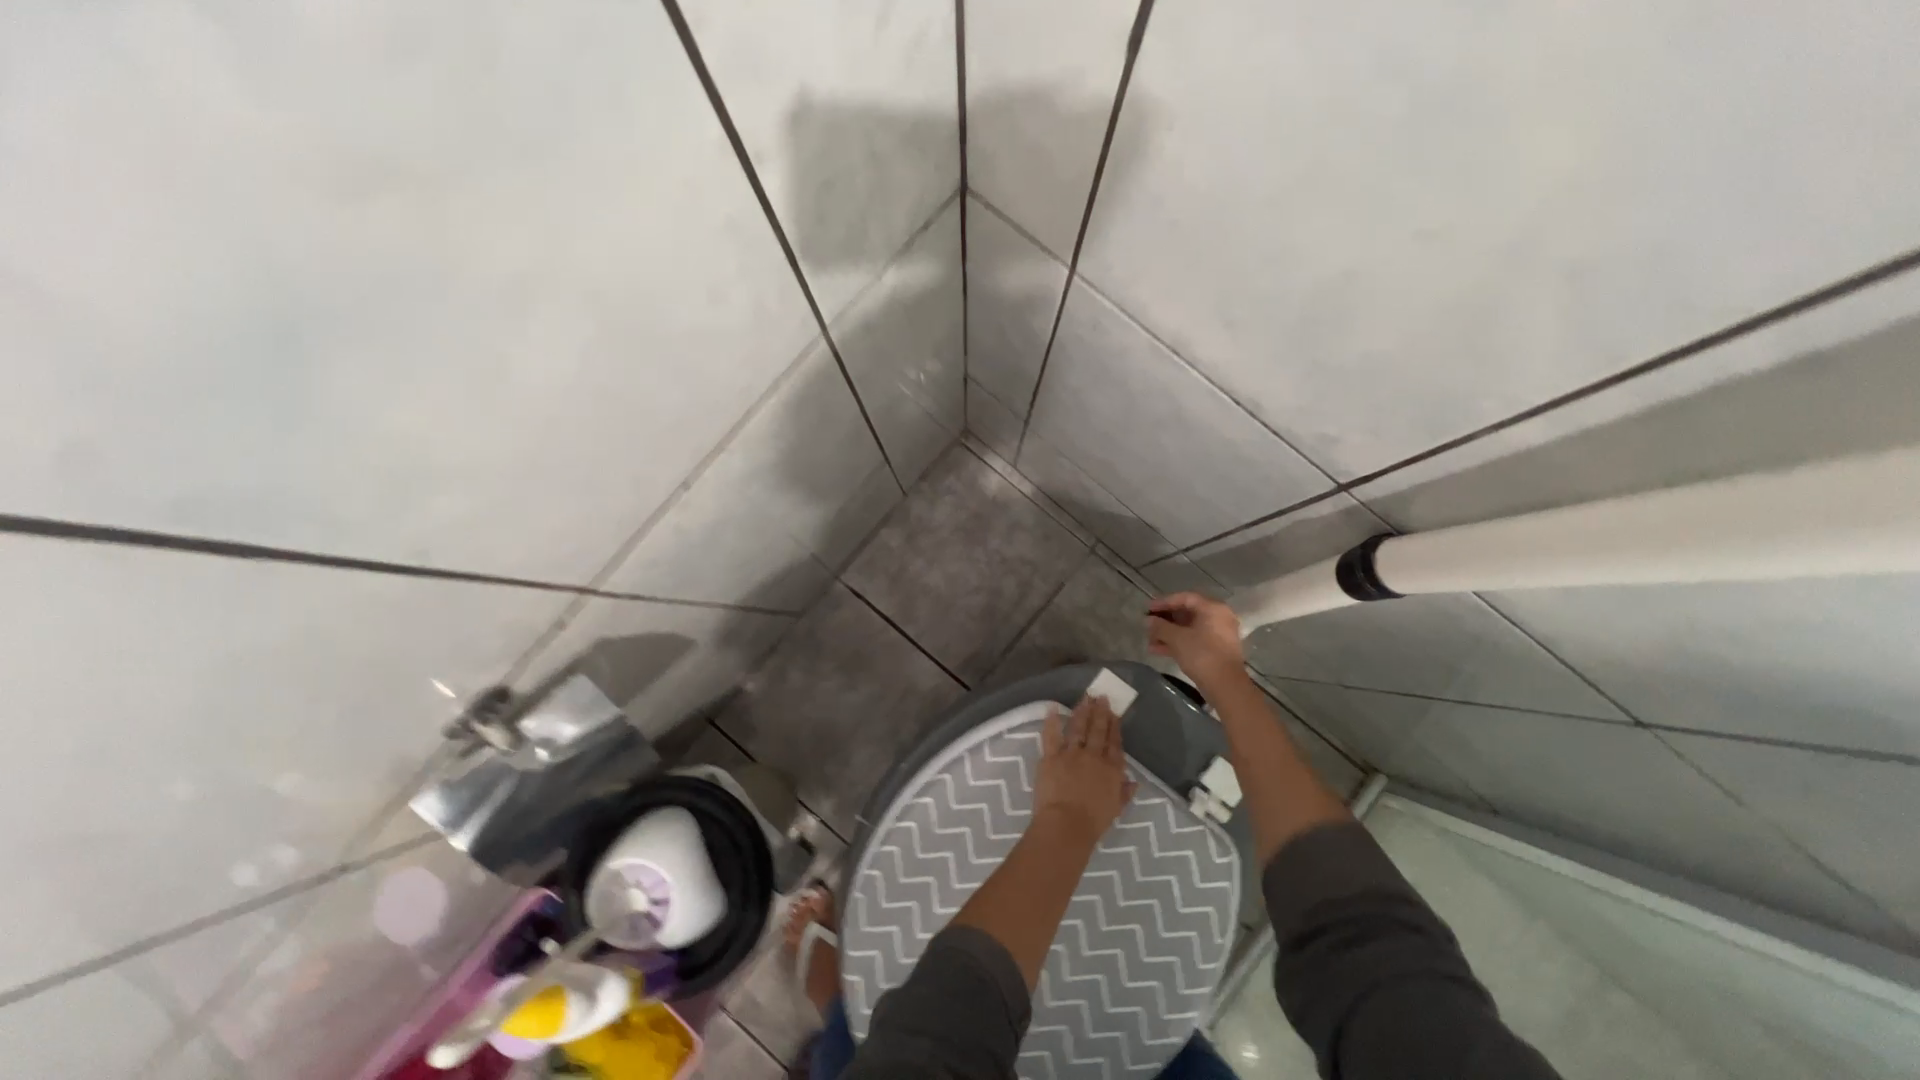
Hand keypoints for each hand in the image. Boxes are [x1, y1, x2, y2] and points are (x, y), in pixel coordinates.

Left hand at [1032, 694, 1137, 842]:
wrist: (1067, 824)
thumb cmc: (1094, 822)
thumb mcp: (1115, 809)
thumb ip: (1124, 793)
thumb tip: (1134, 782)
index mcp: (1112, 770)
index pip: (1115, 744)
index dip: (1115, 727)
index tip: (1114, 714)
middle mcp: (1094, 757)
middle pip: (1098, 730)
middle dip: (1100, 712)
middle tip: (1101, 697)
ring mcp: (1072, 754)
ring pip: (1078, 728)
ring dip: (1081, 712)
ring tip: (1084, 698)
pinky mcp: (1051, 756)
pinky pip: (1051, 735)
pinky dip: (1051, 721)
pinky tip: (1051, 708)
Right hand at [1146, 592, 1246, 688]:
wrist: (1225, 685)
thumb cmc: (1202, 655)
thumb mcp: (1177, 638)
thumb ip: (1160, 626)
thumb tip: (1149, 620)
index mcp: (1212, 608)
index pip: (1185, 598)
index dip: (1164, 602)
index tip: (1148, 609)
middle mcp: (1218, 618)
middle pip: (1187, 613)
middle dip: (1165, 620)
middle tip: (1148, 625)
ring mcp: (1218, 635)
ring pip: (1189, 629)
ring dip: (1169, 634)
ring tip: (1149, 641)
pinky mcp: (1216, 650)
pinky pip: (1194, 640)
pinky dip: (1178, 643)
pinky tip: (1158, 650)